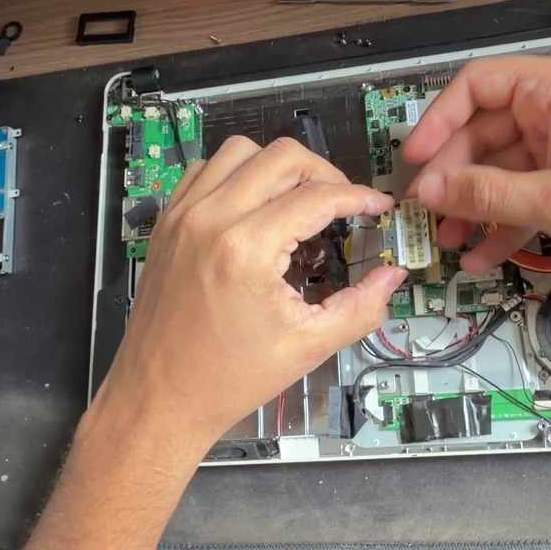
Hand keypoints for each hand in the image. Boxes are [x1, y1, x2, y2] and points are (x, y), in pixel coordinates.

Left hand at [94, 137, 406, 453]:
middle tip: (343, 202)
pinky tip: (254, 204)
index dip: (358, 196)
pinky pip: (205, 170)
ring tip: (298, 198)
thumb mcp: (307, 346)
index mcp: (246, 249)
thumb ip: (361, 308)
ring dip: (278, 166)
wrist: (159, 398)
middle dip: (324, 172)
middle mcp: (210, 220)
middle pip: (282, 156)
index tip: (378, 205)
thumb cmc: (228, 378)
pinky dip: (236, 174)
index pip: (316, 196)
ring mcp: (183, 216)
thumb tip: (391, 276)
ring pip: (240, 151)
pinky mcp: (167, 223)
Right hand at [402, 55, 550, 273]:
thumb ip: (486, 192)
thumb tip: (430, 189)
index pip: (476, 85)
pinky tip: (486, 254)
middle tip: (429, 215)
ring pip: (506, 168)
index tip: (414, 161)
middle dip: (455, 177)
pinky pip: (532, 191)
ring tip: (450, 243)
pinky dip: (509, 219)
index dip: (437, 120)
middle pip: (485, 132)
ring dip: (476, 205)